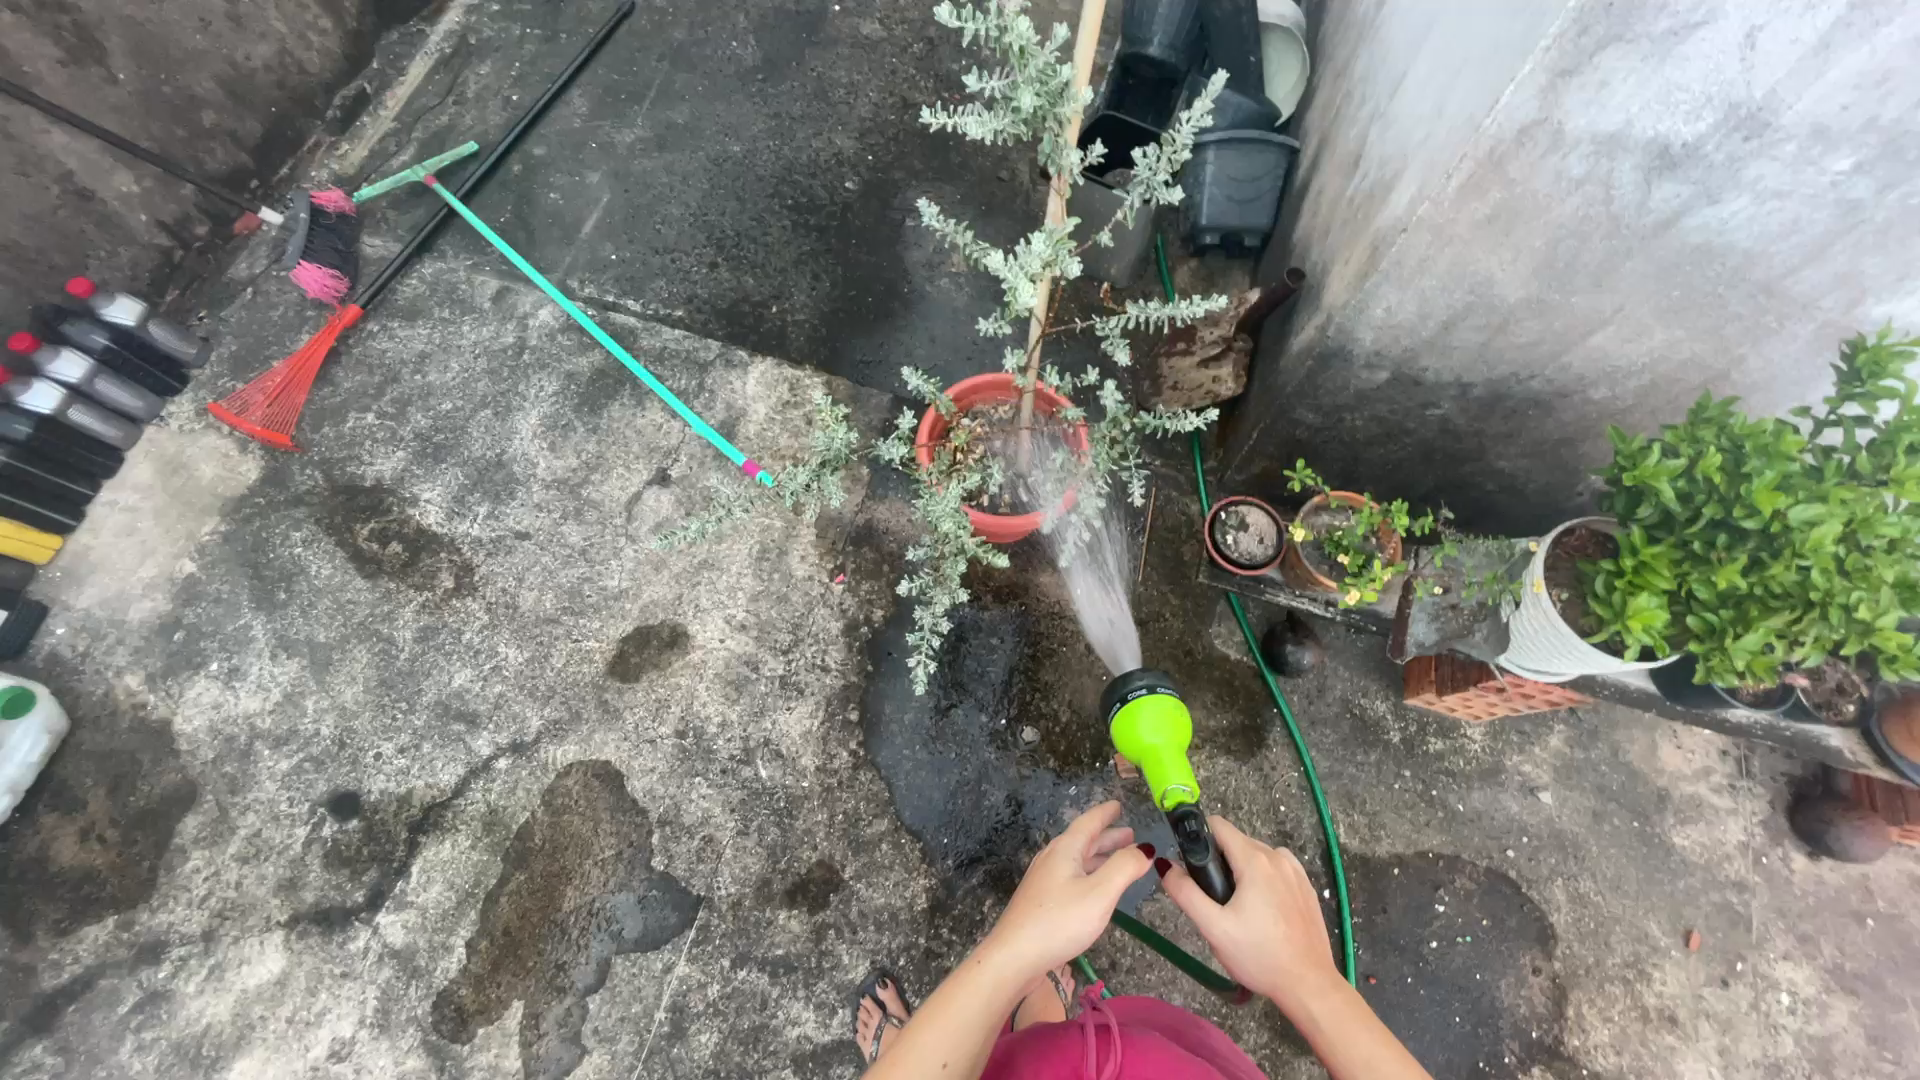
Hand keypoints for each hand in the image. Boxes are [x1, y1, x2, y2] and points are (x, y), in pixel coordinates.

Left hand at [983, 800, 1151, 978]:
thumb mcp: (1100, 893)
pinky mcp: (1042, 899)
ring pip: (1077, 859)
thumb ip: (1124, 868)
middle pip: (1083, 840)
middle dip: (1107, 837)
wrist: (1015, 955)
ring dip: (1100, 855)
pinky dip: (1090, 872)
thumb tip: (1145, 848)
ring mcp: (1045, 879)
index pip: (1088, 822)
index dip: (1105, 813)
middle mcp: (1053, 858)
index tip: (1118, 805)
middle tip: (1130, 834)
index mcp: (1065, 849)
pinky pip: (1072, 875)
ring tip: (1120, 858)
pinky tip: (1096, 887)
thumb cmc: (1060, 921)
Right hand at [1161, 815, 1338, 1004]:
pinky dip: (1263, 878)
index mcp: (1254, 859)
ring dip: (1241, 870)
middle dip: (1219, 861)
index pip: (1217, 825)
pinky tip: (1263, 910)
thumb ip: (1185, 893)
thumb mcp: (1213, 928)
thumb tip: (1167, 866)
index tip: (1194, 867)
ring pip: (1256, 854)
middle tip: (1216, 900)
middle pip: (1236, 841)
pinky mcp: (1307, 887)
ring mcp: (1295, 871)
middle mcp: (1277, 856)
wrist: (1310, 986)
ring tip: (1239, 909)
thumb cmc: (1259, 956)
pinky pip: (1275, 868)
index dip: (1199, 839)